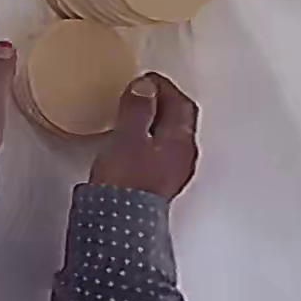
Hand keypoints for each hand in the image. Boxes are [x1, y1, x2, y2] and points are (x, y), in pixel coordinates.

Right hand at [89, 72, 198, 200]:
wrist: (119, 221)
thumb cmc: (126, 181)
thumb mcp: (128, 136)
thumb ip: (137, 109)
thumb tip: (145, 87)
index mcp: (180, 141)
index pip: (180, 104)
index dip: (163, 87)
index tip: (146, 79)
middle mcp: (181, 158)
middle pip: (179, 120)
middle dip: (163, 102)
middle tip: (143, 92)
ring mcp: (170, 173)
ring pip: (169, 137)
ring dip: (155, 121)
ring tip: (135, 113)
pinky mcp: (155, 185)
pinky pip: (157, 152)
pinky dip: (147, 139)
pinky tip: (131, 142)